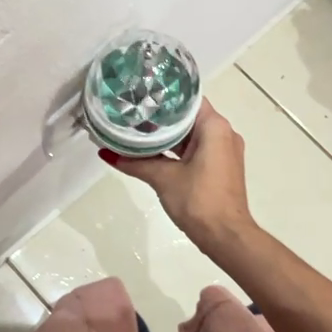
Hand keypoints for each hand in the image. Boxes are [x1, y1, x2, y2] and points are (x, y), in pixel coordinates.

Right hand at [103, 99, 254, 253]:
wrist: (225, 235)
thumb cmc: (198, 200)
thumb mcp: (162, 178)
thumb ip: (134, 162)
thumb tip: (105, 153)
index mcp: (214, 127)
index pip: (187, 100)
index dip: (162, 97)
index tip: (139, 96)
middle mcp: (223, 133)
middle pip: (188, 117)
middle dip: (160, 117)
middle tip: (131, 113)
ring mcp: (223, 151)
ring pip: (191, 134)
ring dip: (167, 135)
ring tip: (136, 131)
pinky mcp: (219, 167)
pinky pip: (196, 149)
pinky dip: (176, 149)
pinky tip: (152, 152)